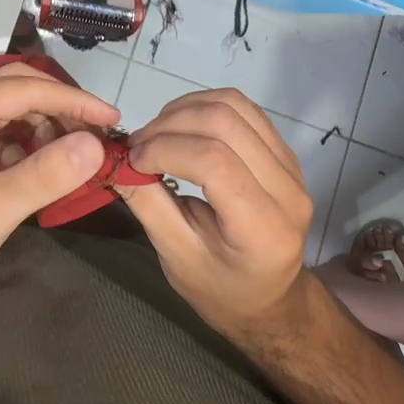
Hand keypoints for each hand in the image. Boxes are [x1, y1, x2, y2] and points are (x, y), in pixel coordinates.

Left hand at [0, 62, 119, 321]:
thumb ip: (47, 173)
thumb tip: (96, 143)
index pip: (30, 88)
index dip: (76, 101)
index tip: (115, 120)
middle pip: (20, 89)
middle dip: (62, 107)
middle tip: (100, 134)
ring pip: (12, 113)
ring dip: (46, 126)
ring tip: (80, 153)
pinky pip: (2, 137)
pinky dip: (29, 147)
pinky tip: (48, 167)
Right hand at [119, 88, 315, 345]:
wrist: (269, 299)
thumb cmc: (219, 287)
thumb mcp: (175, 256)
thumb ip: (146, 203)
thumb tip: (111, 158)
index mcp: (264, 229)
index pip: (214, 162)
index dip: (166, 149)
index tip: (133, 161)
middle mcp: (288, 190)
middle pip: (225, 123)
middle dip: (170, 124)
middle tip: (139, 145)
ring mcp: (292, 166)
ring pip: (234, 105)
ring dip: (185, 109)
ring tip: (158, 134)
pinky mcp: (284, 152)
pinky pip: (243, 108)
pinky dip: (203, 106)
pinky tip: (182, 126)